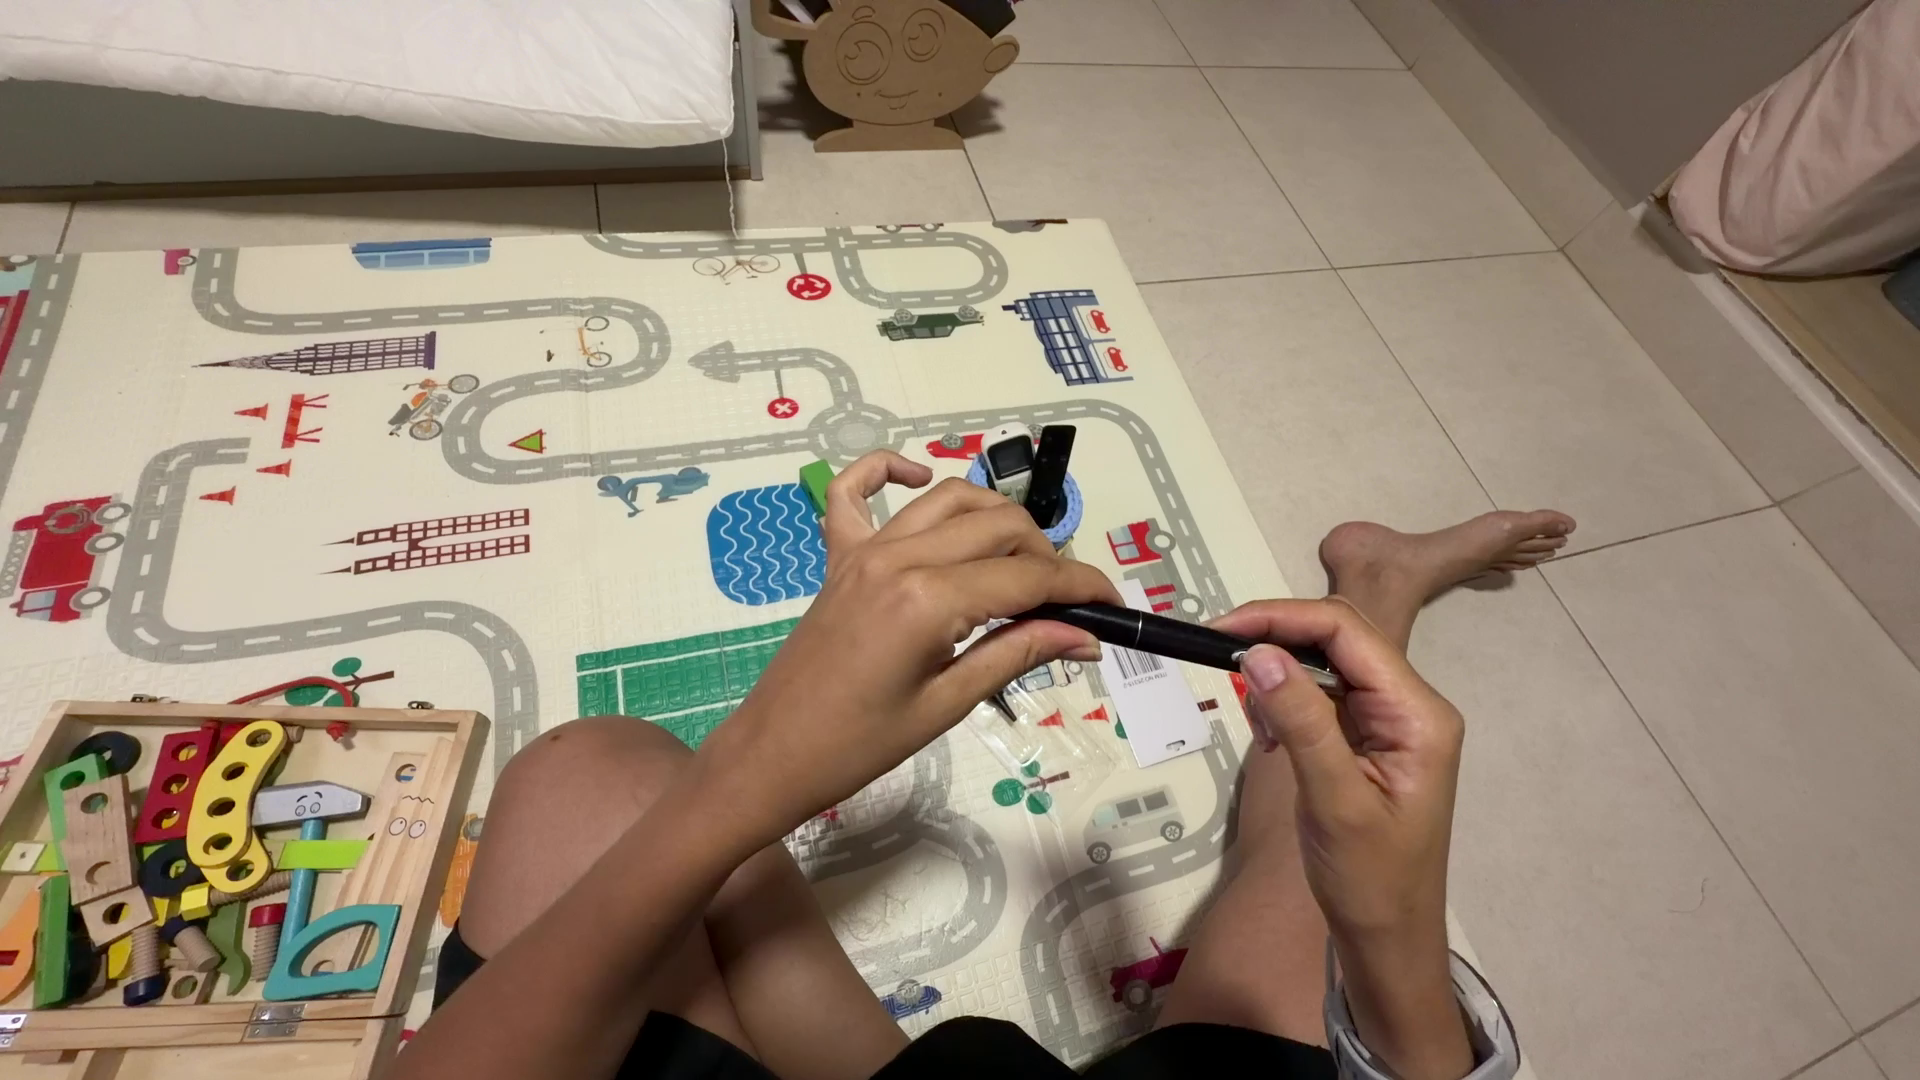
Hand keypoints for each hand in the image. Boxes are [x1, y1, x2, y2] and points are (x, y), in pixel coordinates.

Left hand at [693, 450, 1118, 849]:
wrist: (773, 754)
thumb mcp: (948, 705)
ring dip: (995, 518)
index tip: (1113, 603)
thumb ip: (1018, 653)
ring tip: (1018, 560)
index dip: (1079, 587)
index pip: (1027, 578)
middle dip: (1046, 557)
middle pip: (998, 527)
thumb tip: (1086, 636)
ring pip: (948, 499)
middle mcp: (900, 557)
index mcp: (929, 600)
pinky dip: (886, 468)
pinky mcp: (838, 554)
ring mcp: (864, 548)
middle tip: (1062, 602)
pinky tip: (917, 472)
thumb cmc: (860, 745)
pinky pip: (854, 489)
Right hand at [1214, 598, 1473, 1079]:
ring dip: (1276, 675)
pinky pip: (1315, 692)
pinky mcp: (1361, 734)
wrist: (1385, 936)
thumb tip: (1257, 652)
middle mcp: (1405, 702)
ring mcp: (1384, 718)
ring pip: (1320, 661)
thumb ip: (1301, 720)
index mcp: (1416, 712)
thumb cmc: (1368, 878)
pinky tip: (1270, 739)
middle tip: (1219, 654)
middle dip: (1274, 637)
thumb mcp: (1333, 799)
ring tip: (1258, 728)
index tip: (1221, 631)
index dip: (1280, 618)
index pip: (1346, 632)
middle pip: (1335, 636)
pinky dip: (1281, 702)